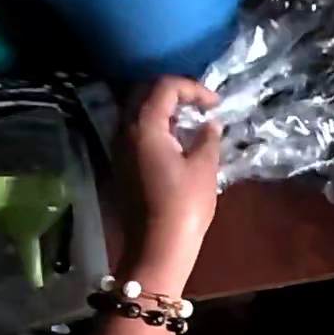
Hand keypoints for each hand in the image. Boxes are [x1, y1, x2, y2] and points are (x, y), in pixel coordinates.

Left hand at [120, 77, 221, 292]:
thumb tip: (210, 124)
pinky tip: (175, 143)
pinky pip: (134, 133)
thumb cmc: (185, 206)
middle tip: (199, 105)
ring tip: (189, 122)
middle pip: (144, 94)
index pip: (165, 87)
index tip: (215, 103)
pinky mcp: (121, 166)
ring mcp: (119, 149)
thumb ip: (208, 138)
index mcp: (144, 126)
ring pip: (136, 113)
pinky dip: (154, 128)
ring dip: (162, 111)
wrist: (158, 247)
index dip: (193, 88)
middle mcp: (124, 131)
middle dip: (174, 93)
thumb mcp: (204, 168)